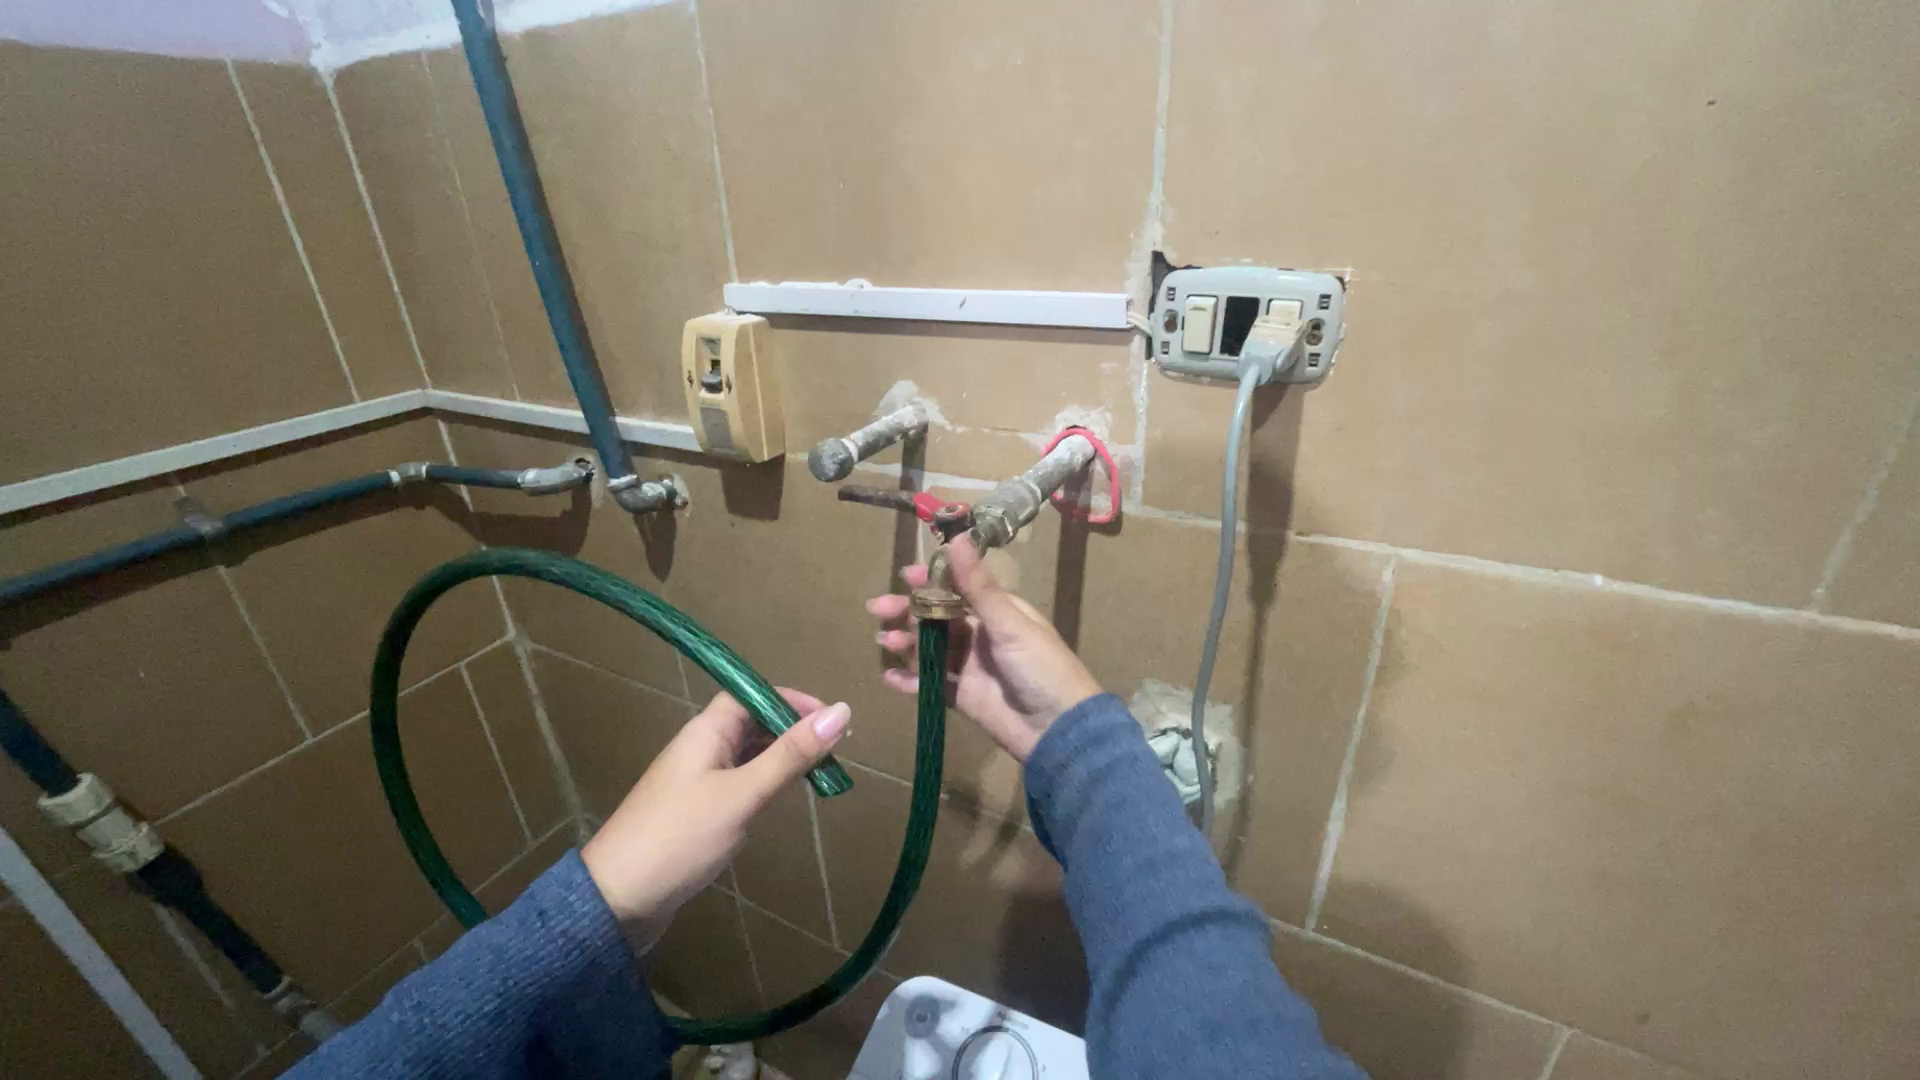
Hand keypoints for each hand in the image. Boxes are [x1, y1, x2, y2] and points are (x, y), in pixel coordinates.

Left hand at [580, 688, 849, 948]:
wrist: (617, 901)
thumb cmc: (682, 836)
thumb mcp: (744, 793)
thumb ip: (792, 755)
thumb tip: (843, 711)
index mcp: (706, 731)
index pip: (752, 696)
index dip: (791, 701)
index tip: (831, 720)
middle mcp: (701, 747)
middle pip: (752, 723)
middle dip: (793, 730)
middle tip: (835, 750)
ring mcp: (697, 780)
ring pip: (748, 754)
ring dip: (782, 758)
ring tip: (820, 774)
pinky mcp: (697, 811)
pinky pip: (740, 782)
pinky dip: (766, 783)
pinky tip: (783, 800)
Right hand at [868, 536, 1102, 761]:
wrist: (1058, 729)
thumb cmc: (1041, 667)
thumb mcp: (1010, 623)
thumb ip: (978, 586)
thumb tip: (958, 539)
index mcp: (998, 611)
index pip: (958, 588)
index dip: (930, 580)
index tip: (903, 575)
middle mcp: (982, 634)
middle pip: (937, 617)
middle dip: (907, 612)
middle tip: (878, 610)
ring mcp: (971, 667)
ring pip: (930, 649)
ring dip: (906, 643)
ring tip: (884, 643)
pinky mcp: (963, 697)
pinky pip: (930, 685)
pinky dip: (910, 682)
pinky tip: (888, 678)